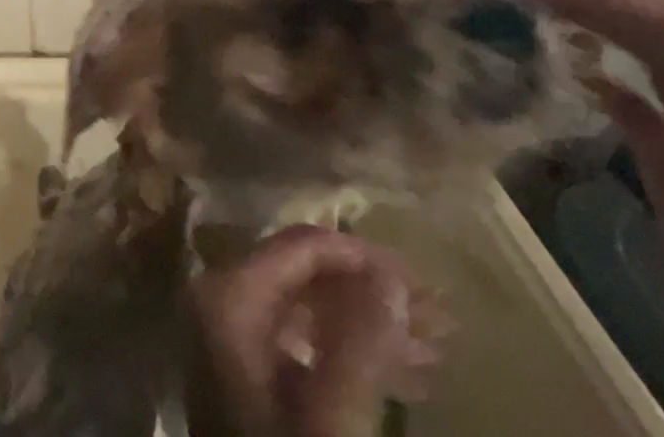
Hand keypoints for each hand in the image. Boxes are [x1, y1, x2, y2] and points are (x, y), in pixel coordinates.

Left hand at [189, 226, 446, 436]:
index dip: (365, 257)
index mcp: (229, 297)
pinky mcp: (247, 372)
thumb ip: (362, 341)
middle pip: (308, 273)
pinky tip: (408, 377)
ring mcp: (231, 336)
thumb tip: (390, 275)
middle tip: (442, 321)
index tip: (424, 287)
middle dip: (375, 293)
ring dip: (373, 324)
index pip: (303, 245)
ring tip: (437, 351)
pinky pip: (304, 341)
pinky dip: (353, 352)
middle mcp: (221, 302)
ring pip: (312, 308)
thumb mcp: (332, 418)